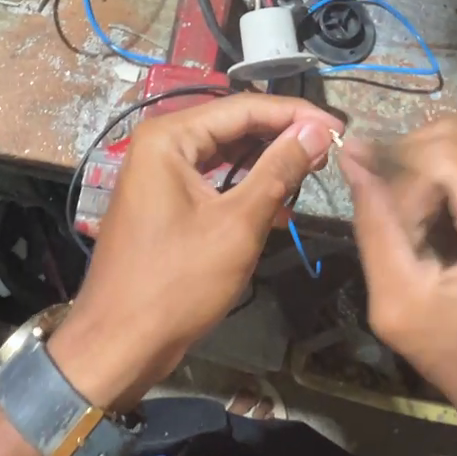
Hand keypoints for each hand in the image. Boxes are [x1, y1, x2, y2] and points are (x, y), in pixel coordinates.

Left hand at [49, 93, 340, 410]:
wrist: (118, 347)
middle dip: (282, 136)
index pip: (244, 107)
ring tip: (311, 170)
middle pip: (234, 125)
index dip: (295, 114)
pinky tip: (280, 206)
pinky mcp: (166, 201)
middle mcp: (162, 144)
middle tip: (329, 149)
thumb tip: (317, 131)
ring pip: (226, 153)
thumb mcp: (237, 225)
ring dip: (268, 163)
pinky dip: (246, 188)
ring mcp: (161, 173)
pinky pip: (214, 179)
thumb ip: (278, 170)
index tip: (338, 127)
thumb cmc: (175, 283)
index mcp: (170, 137)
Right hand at [342, 115, 456, 425]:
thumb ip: (375, 224)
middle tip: (388, 210)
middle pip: (454, 137)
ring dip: (422, 169)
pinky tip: (433, 221)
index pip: (443, 154)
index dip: (397, 167)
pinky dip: (442, 179)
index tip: (374, 204)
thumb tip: (352, 154)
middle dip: (407, 162)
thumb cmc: (456, 355)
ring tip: (412, 222)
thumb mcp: (398, 302)